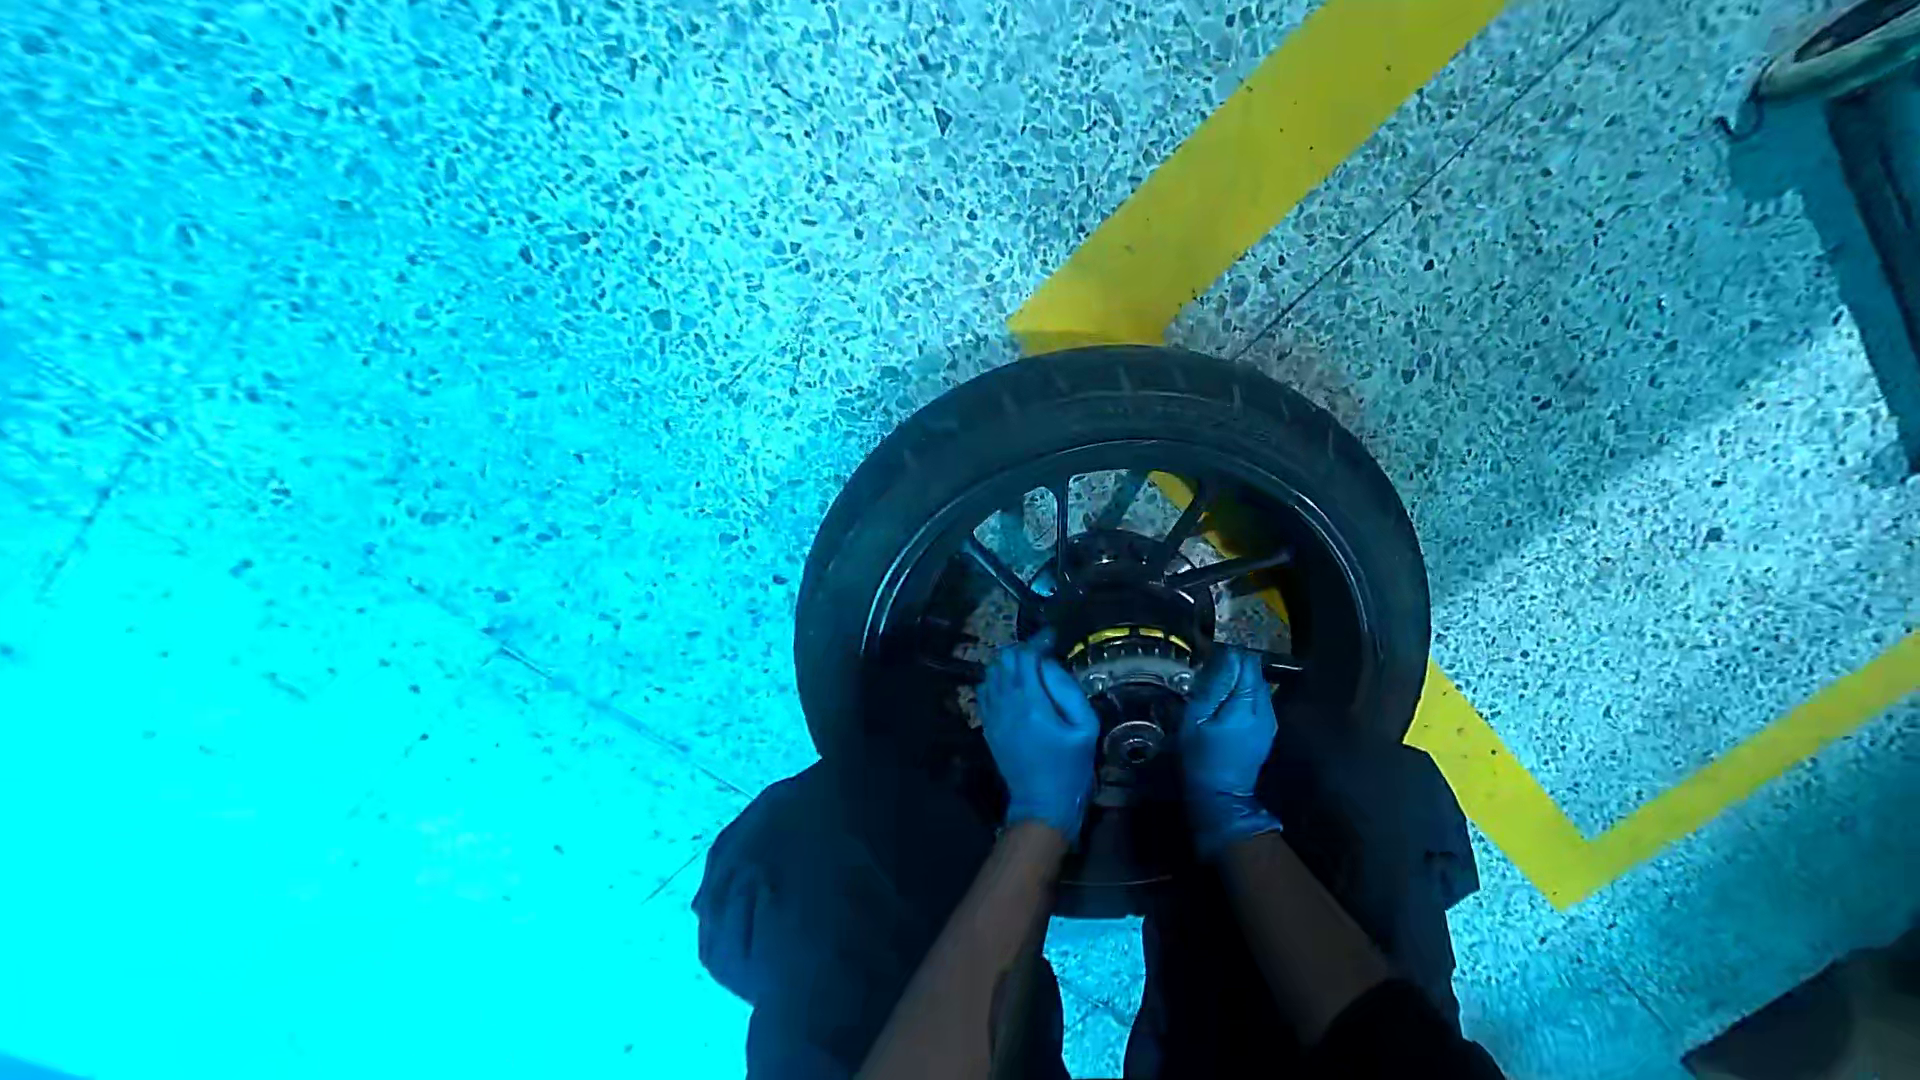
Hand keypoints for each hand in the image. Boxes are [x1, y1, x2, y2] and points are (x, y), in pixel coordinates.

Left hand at [977, 629, 1099, 838]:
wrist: (1041, 802)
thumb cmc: (1070, 767)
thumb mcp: (1084, 728)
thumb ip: (1068, 691)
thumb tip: (1050, 666)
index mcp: (1030, 703)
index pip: (1025, 657)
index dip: (1038, 641)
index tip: (1051, 637)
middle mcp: (1005, 703)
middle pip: (1003, 659)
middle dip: (1022, 650)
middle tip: (1041, 653)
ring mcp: (992, 715)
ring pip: (991, 672)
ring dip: (1007, 663)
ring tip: (1027, 667)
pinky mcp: (987, 725)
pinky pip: (984, 691)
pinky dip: (996, 680)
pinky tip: (1011, 686)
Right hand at [1179, 648, 1282, 856]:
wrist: (1222, 795)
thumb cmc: (1202, 757)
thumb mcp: (1196, 720)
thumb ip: (1212, 687)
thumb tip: (1222, 656)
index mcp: (1247, 705)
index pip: (1245, 663)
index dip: (1228, 649)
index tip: (1209, 644)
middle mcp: (1266, 709)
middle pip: (1254, 671)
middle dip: (1234, 660)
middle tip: (1208, 658)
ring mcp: (1269, 720)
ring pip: (1257, 683)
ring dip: (1238, 675)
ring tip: (1214, 674)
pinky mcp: (1266, 728)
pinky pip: (1256, 697)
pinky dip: (1242, 689)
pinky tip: (1225, 694)